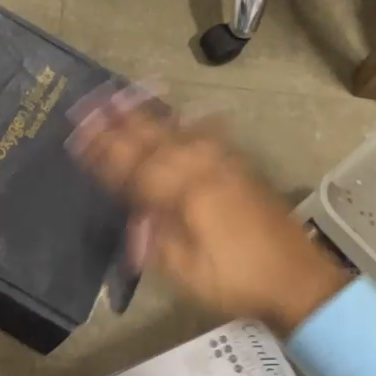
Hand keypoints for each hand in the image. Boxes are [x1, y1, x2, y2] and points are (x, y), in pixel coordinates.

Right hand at [67, 83, 350, 334]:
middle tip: (90, 101)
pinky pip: (211, 134)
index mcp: (185, 195)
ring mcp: (224, 165)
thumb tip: (133, 216)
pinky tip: (185, 110)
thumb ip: (157, 239)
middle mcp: (203, 170)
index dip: (104, 152)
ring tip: (124, 94)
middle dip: (118, 121)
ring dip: (149, 112)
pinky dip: (192, 120)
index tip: (78, 135)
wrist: (298, 279)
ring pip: (179, 130)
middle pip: (153, 140)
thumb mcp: (187, 271)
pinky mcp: (240, 168)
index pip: (134, 168)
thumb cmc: (237, 281)